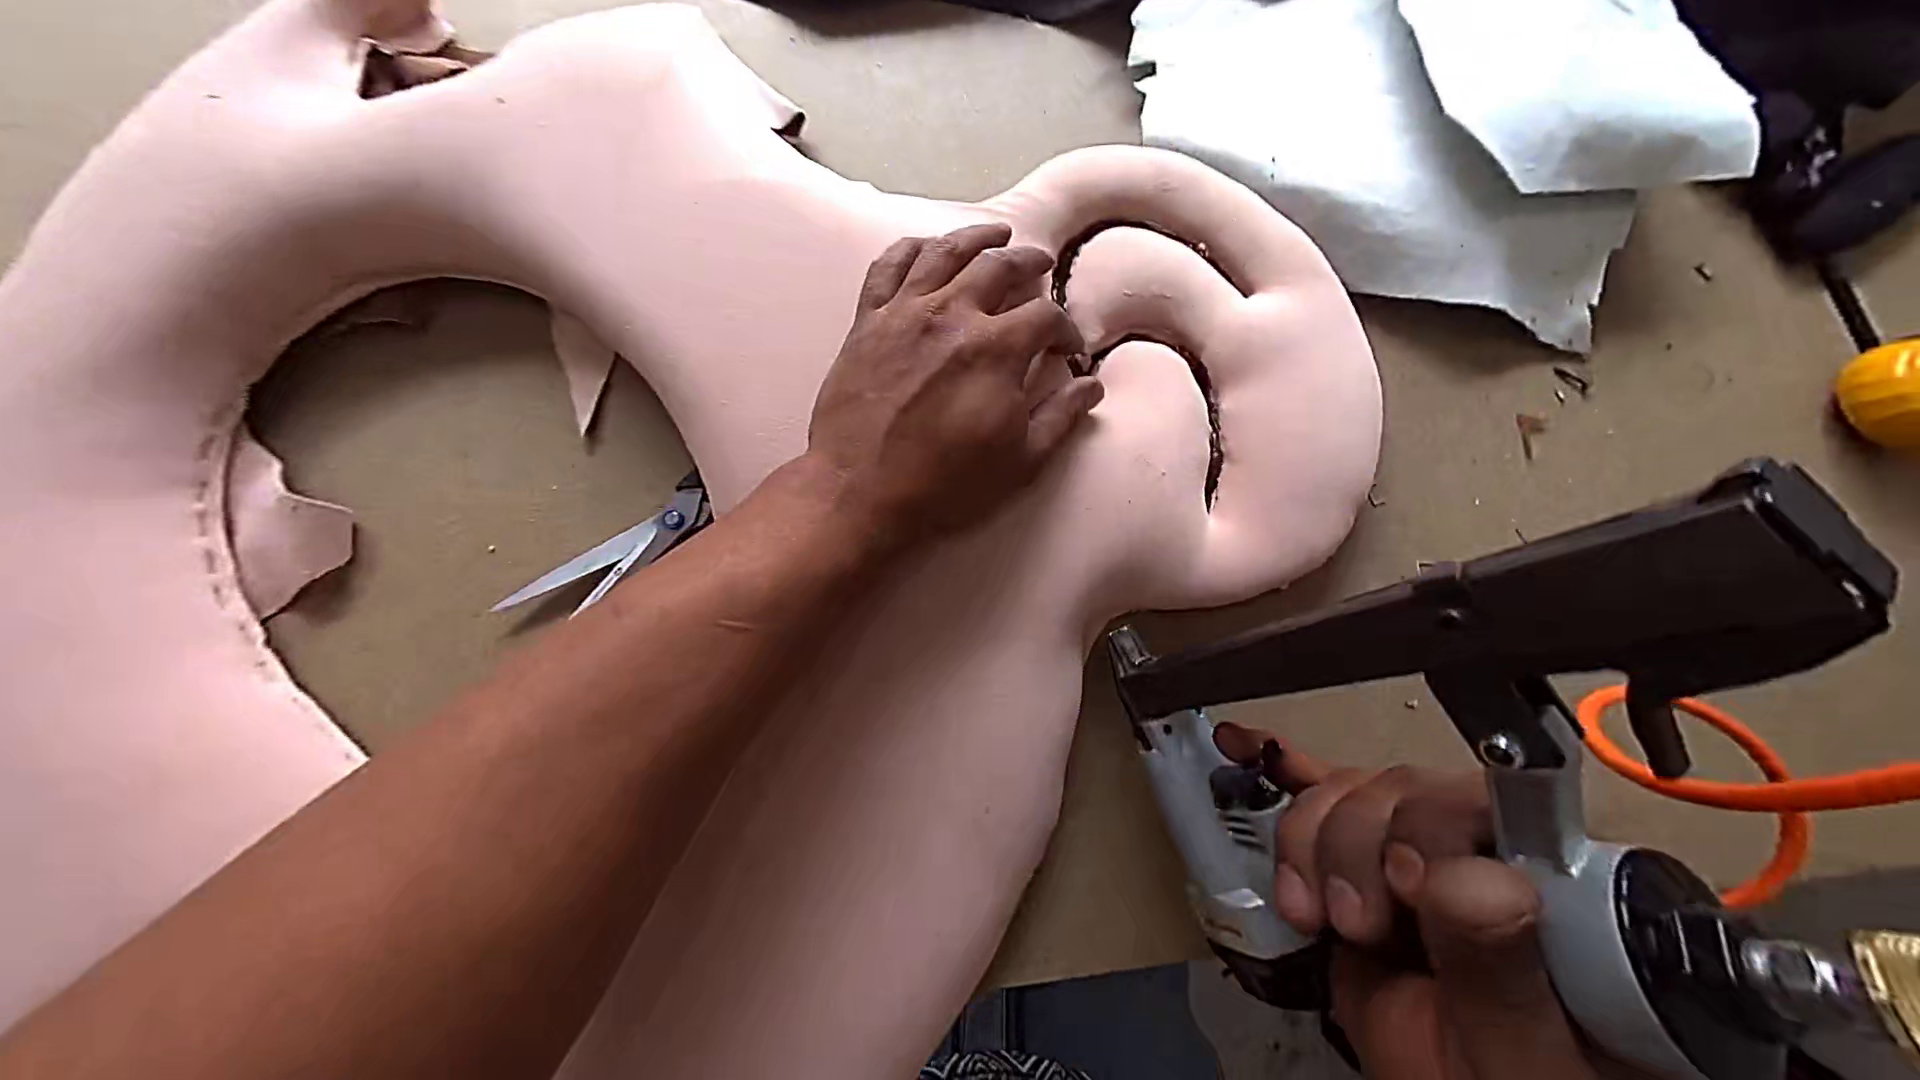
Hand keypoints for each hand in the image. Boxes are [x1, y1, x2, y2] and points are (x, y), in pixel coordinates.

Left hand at [807, 223, 1101, 548]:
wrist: (860, 492)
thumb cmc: (944, 485)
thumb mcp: (1019, 461)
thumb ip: (1060, 417)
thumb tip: (1091, 386)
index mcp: (995, 350)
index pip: (1045, 317)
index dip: (1065, 331)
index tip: (1066, 349)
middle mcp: (951, 316)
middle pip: (999, 266)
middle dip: (1029, 264)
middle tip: (1041, 267)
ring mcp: (904, 314)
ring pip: (945, 253)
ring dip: (976, 237)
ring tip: (996, 234)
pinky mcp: (866, 323)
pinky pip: (888, 267)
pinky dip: (910, 248)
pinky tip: (926, 247)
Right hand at [1214, 724, 1646, 1079]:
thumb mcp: (1521, 1057)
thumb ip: (1501, 972)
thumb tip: (1469, 876)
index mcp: (1552, 884)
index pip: (1490, 803)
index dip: (1430, 829)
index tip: (1400, 892)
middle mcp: (1481, 846)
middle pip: (1402, 790)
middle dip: (1353, 847)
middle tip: (1349, 923)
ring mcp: (1411, 844)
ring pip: (1347, 790)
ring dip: (1308, 838)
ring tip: (1308, 909)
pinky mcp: (1356, 851)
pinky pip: (1316, 786)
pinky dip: (1280, 765)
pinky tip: (1241, 744)